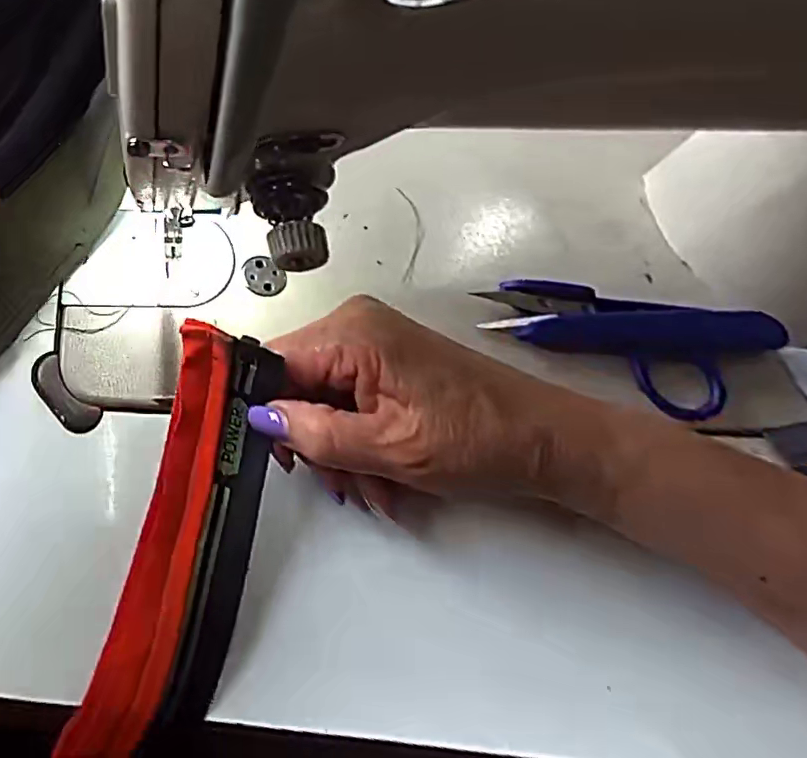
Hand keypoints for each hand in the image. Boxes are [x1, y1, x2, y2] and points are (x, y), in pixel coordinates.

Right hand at [250, 296, 644, 519]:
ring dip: (335, 444)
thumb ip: (316, 433)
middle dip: (310, 436)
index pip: (274, 362)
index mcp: (352, 332)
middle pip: (295, 381)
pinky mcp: (384, 358)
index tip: (274, 449)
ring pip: (319, 395)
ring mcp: (371, 340)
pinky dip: (354, 434)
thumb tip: (263, 419)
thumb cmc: (483, 433)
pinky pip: (344, 395)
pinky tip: (379, 468)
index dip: (266, 409)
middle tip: (336, 477)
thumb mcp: (388, 447)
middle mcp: (356, 324)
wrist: (543, 437)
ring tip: (371, 482)